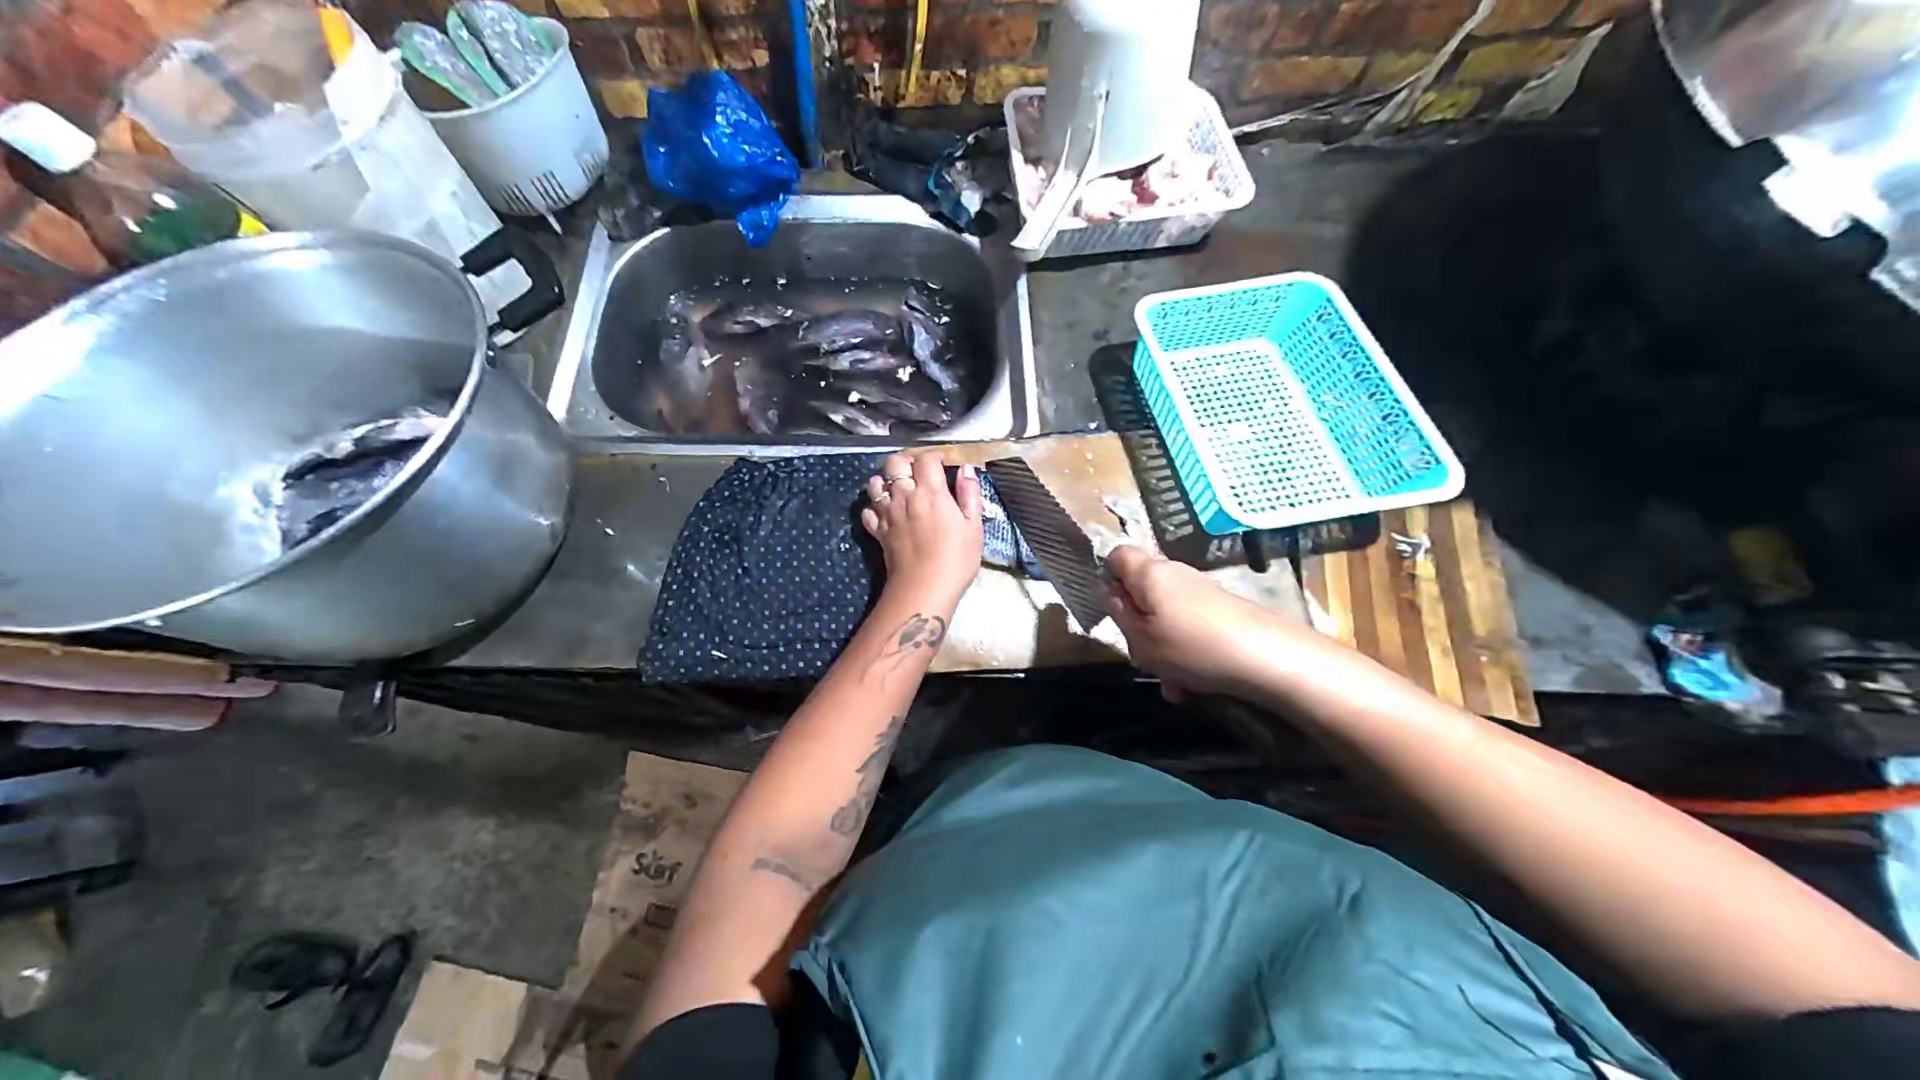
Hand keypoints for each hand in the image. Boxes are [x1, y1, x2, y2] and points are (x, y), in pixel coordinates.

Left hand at [862, 451, 983, 609]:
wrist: (923, 589)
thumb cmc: (956, 559)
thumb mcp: (974, 526)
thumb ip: (969, 494)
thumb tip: (965, 469)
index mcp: (930, 492)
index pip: (926, 458)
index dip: (934, 455)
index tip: (943, 463)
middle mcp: (904, 496)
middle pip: (895, 463)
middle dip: (906, 461)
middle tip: (919, 471)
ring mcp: (887, 513)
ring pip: (876, 483)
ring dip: (886, 480)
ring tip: (899, 488)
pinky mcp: (877, 531)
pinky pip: (868, 510)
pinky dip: (874, 507)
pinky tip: (886, 512)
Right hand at [1103, 545, 1310, 701]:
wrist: (1268, 657)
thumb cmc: (1192, 646)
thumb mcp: (1141, 638)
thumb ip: (1118, 612)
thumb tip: (1109, 591)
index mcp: (1150, 573)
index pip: (1117, 557)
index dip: (1108, 580)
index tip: (1113, 613)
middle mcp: (1175, 574)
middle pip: (1141, 592)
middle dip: (1137, 625)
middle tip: (1142, 654)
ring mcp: (1201, 592)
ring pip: (1164, 616)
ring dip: (1161, 647)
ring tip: (1171, 682)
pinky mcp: (1221, 610)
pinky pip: (1188, 628)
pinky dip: (1185, 652)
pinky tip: (1192, 684)